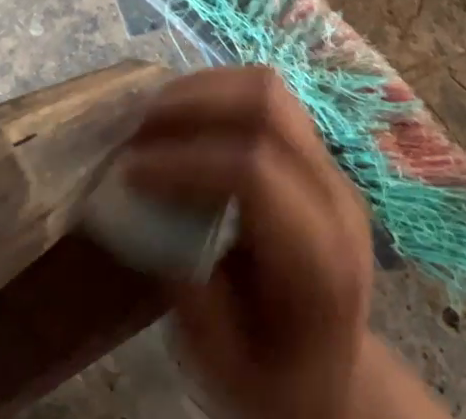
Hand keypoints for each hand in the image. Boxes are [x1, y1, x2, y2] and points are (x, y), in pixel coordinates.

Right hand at [121, 68, 446, 418]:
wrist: (336, 373)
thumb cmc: (276, 377)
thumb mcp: (223, 368)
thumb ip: (193, 301)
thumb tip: (158, 226)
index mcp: (318, 257)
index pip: (255, 170)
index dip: (184, 160)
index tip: (129, 172)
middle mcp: (333, 197)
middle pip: (267, 107)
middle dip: (190, 104)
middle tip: (134, 127)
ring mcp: (330, 168)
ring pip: (269, 88)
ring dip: (202, 89)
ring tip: (152, 114)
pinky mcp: (316, 155)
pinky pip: (267, 98)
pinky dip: (216, 94)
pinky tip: (180, 118)